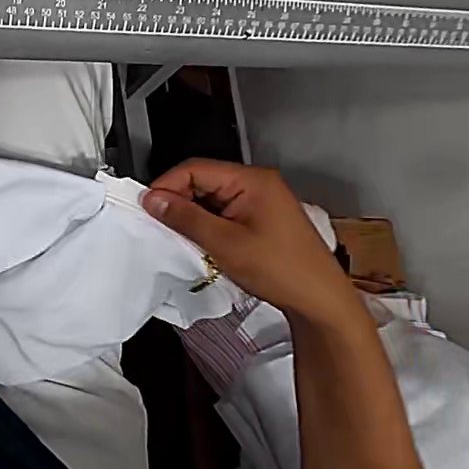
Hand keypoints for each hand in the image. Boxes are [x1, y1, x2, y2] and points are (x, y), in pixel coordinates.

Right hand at [141, 159, 364, 332]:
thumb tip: (154, 199)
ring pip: (211, 198)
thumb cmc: (282, 271)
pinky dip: (207, 225)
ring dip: (192, 216)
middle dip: (179, 201)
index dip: (167, 186)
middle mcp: (257, 184)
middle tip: (161, 225)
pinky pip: (223, 212)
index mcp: (252, 180)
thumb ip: (185, 217)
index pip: (195, 169)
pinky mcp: (260, 217)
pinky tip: (201, 244)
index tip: (149, 207)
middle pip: (202, 181)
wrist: (320, 300)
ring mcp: (260, 201)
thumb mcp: (224, 243)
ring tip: (182, 238)